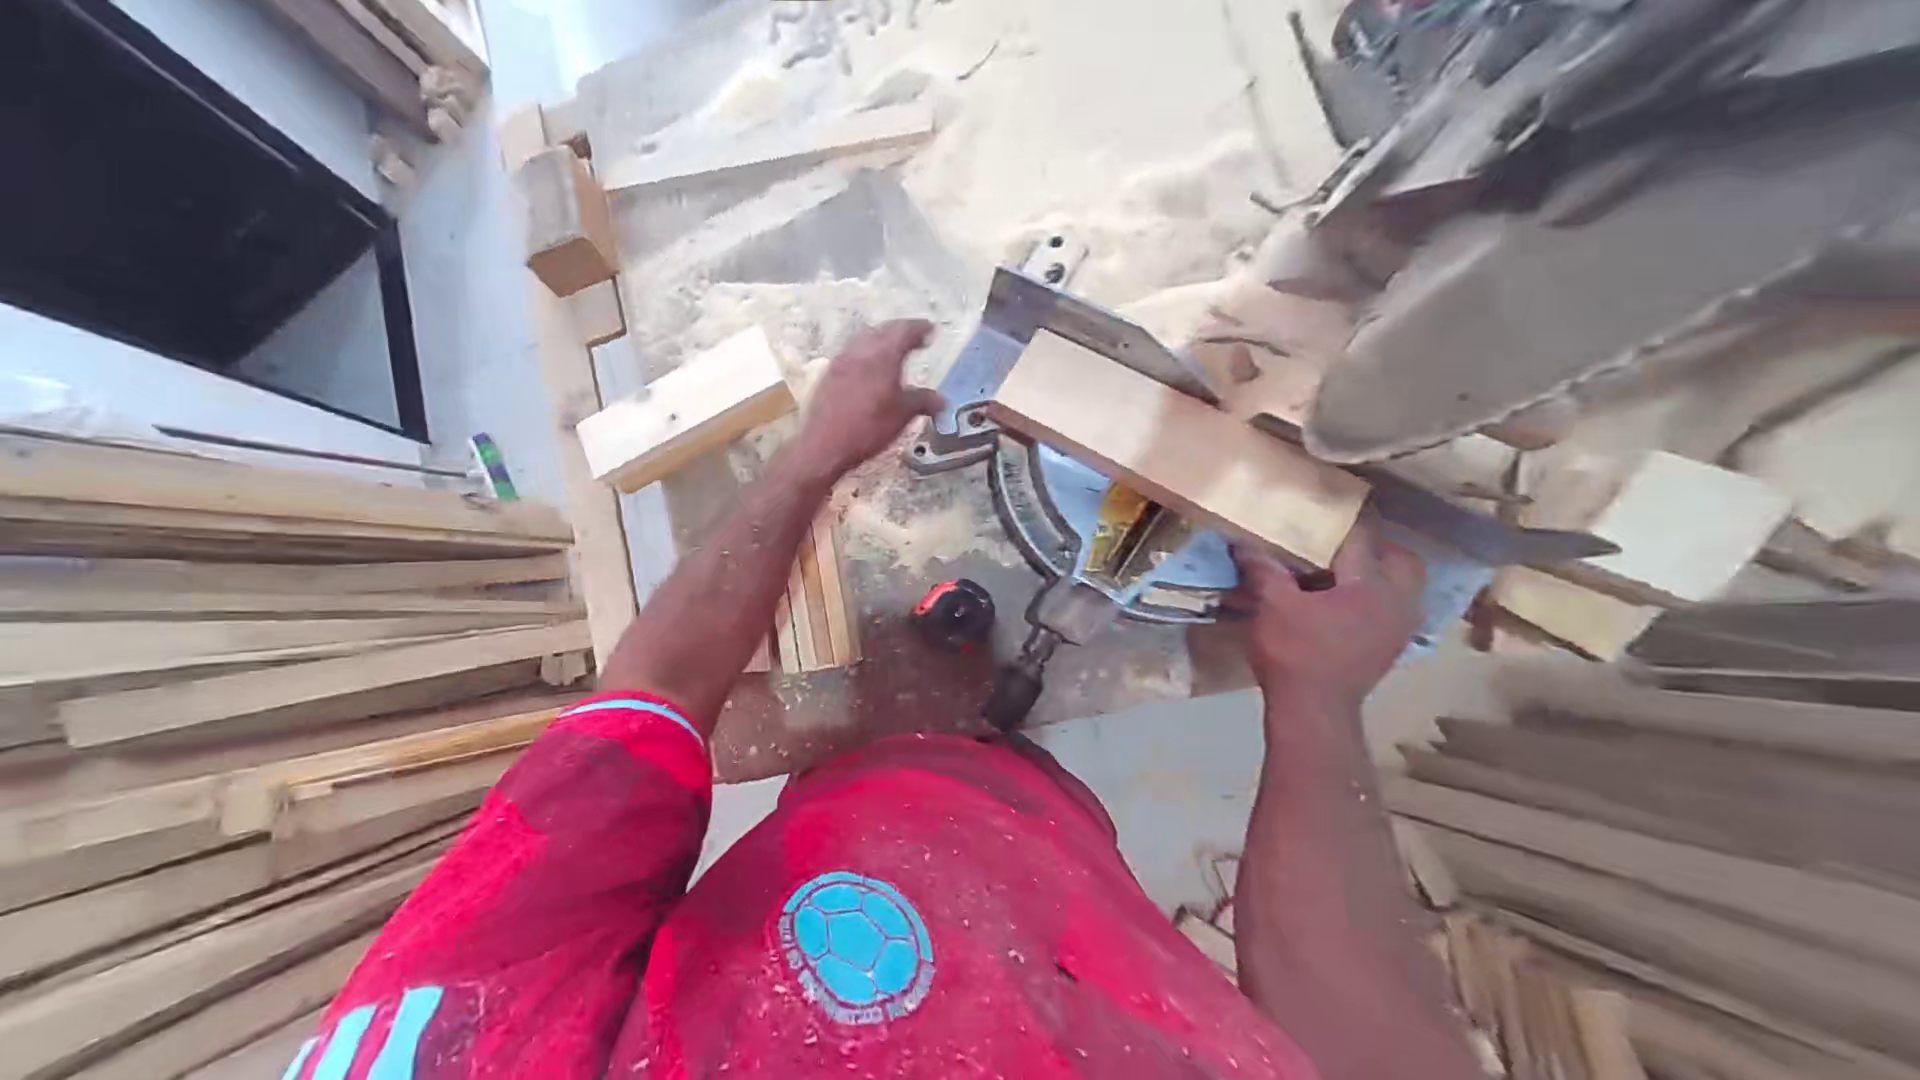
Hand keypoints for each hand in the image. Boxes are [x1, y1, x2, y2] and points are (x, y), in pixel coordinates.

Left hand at [797, 319, 943, 475]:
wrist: (825, 444)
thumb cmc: (869, 428)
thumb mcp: (903, 415)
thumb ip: (923, 401)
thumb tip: (942, 400)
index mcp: (883, 355)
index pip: (904, 331)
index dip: (920, 328)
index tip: (930, 329)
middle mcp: (861, 350)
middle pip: (883, 329)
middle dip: (901, 330)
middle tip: (915, 336)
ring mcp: (842, 360)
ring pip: (865, 338)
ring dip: (882, 337)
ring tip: (894, 348)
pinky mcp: (830, 373)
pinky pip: (853, 351)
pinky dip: (867, 350)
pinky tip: (871, 365)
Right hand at [1227, 518, 1425, 714]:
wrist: (1313, 710)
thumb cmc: (1293, 652)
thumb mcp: (1271, 605)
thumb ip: (1262, 569)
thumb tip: (1242, 543)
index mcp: (1370, 586)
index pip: (1360, 540)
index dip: (1339, 523)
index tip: (1322, 510)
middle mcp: (1397, 602)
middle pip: (1401, 560)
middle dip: (1377, 547)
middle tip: (1343, 543)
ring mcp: (1399, 628)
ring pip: (1405, 586)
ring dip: (1381, 574)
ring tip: (1346, 572)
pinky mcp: (1392, 648)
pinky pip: (1396, 609)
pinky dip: (1378, 598)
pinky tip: (1347, 603)